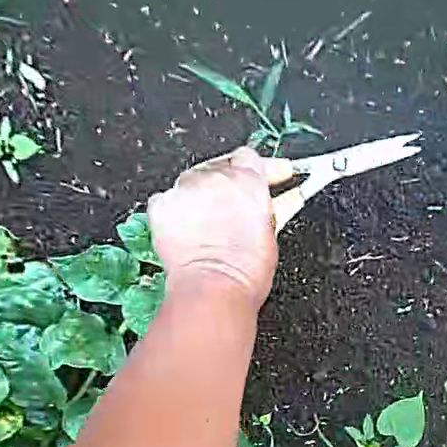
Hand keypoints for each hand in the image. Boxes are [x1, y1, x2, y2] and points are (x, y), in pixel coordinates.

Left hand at [146, 147, 286, 306]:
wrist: (213, 288)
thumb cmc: (246, 271)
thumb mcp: (272, 236)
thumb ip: (276, 208)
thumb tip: (285, 199)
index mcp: (246, 180)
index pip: (251, 158)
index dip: (264, 169)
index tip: (272, 177)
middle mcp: (213, 177)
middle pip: (222, 167)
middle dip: (233, 185)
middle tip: (241, 208)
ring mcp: (184, 189)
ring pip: (195, 182)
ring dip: (207, 197)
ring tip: (217, 226)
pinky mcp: (161, 205)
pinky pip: (171, 200)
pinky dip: (182, 212)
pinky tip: (193, 231)